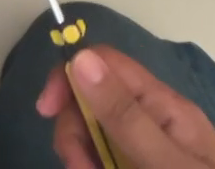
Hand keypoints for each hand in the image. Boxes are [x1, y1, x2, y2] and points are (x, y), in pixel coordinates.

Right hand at [37, 46, 214, 168]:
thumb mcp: (168, 168)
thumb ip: (126, 116)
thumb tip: (79, 56)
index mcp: (164, 108)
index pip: (106, 63)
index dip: (69, 76)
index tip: (46, 111)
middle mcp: (153, 123)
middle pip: (91, 102)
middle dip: (75, 133)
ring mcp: (145, 154)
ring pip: (92, 138)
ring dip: (82, 160)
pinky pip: (102, 163)